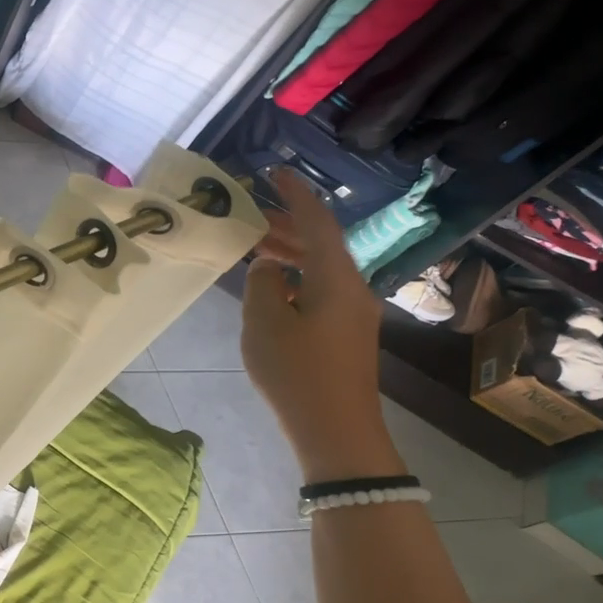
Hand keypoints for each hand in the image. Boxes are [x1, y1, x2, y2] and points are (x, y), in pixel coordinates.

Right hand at [241, 169, 404, 482]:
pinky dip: (295, 274)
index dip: (296, 195)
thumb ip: (263, 282)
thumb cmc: (295, 371)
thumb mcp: (264, 322)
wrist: (336, 430)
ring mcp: (353, 312)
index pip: (317, 222)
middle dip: (287, 223)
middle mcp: (353, 288)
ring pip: (321, 266)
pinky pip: (321, 287)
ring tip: (252, 243)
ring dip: (289, 251)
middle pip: (321, 243)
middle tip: (249, 212)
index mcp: (336, 279)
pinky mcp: (346, 333)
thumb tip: (269, 264)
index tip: (275, 172)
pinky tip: (270, 282)